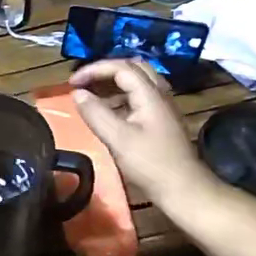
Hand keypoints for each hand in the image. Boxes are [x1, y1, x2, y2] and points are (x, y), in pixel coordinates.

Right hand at [70, 59, 223, 213]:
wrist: (183, 188)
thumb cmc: (150, 163)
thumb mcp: (117, 138)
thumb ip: (95, 113)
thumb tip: (77, 93)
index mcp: (149, 94)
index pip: (121, 67)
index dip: (94, 70)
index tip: (72, 82)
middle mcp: (159, 95)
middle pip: (132, 68)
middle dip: (105, 71)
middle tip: (84, 82)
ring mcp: (162, 107)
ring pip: (137, 82)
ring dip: (112, 84)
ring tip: (91, 97)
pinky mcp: (161, 120)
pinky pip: (139, 97)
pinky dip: (120, 98)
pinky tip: (108, 113)